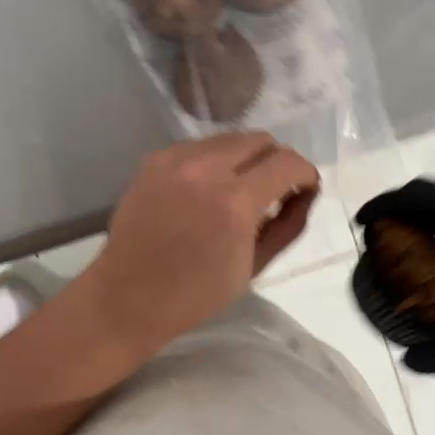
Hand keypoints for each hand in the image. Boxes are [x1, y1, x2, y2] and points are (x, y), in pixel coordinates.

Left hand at [81, 133, 318, 354]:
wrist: (128, 296)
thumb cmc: (196, 293)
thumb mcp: (254, 266)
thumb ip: (288, 225)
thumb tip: (306, 195)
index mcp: (235, 203)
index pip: (287, 163)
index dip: (306, 173)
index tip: (305, 189)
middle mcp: (206, 170)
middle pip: (261, 140)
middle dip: (276, 162)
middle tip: (273, 190)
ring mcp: (176, 160)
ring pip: (229, 138)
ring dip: (245, 158)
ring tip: (239, 189)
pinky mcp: (156, 159)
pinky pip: (199, 146)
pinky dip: (214, 161)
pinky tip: (206, 189)